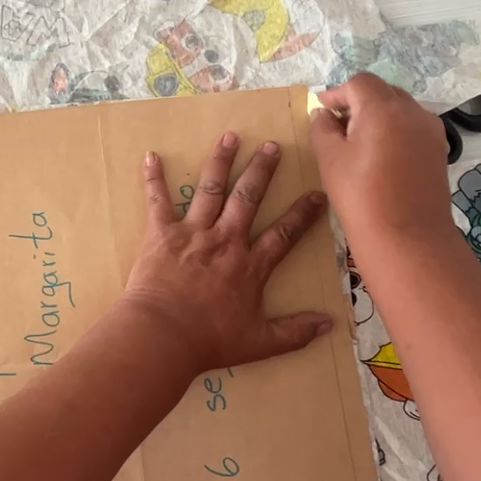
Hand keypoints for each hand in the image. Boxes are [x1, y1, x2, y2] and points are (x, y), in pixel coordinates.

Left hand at [120, 131, 330, 374]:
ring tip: (230, 136)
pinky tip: (151, 156)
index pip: (285, 234)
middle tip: (272, 147)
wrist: (163, 334)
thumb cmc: (209, 341)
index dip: (303, 214)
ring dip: (220, 161)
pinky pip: (157, 201)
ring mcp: (193, 233)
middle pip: (248, 199)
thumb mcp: (261, 343)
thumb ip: (295, 332)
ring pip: (210, 189)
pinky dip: (154, 178)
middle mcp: (225, 241)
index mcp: (250, 266)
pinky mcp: (161, 234)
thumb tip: (330, 325)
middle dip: (262, 171)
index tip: (317, 194)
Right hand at [310, 73, 452, 242]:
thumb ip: (322, 128)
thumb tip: (324, 114)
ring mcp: (431, 130)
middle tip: (338, 126)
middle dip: (359, 101)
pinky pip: (413, 127)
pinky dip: (394, 130)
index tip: (322, 110)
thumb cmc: (359, 193)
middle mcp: (413, 111)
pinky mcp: (439, 149)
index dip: (338, 93)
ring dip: (378, 115)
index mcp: (383, 108)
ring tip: (359, 142)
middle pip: (383, 92)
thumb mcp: (328, 157)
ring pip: (400, 108)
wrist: (406, 235)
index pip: (359, 83)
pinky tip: (381, 156)